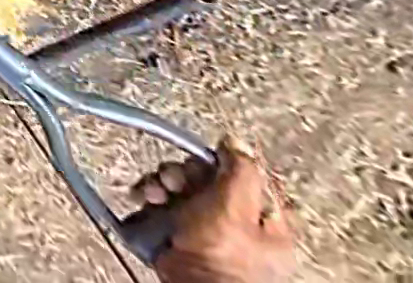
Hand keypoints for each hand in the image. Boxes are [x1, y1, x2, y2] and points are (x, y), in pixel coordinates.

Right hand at [137, 141, 296, 282]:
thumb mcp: (235, 205)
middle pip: (206, 176)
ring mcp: (208, 225)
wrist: (195, 282)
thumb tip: (238, 142)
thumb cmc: (223, 253)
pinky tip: (145, 199)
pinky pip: (163, 199)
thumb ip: (241, 171)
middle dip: (182, 172)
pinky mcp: (181, 227)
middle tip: (173, 180)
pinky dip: (150, 195)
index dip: (221, 163)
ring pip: (180, 186)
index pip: (246, 175)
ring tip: (154, 193)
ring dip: (161, 182)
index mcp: (267, 218)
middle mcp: (239, 220)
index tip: (203, 161)